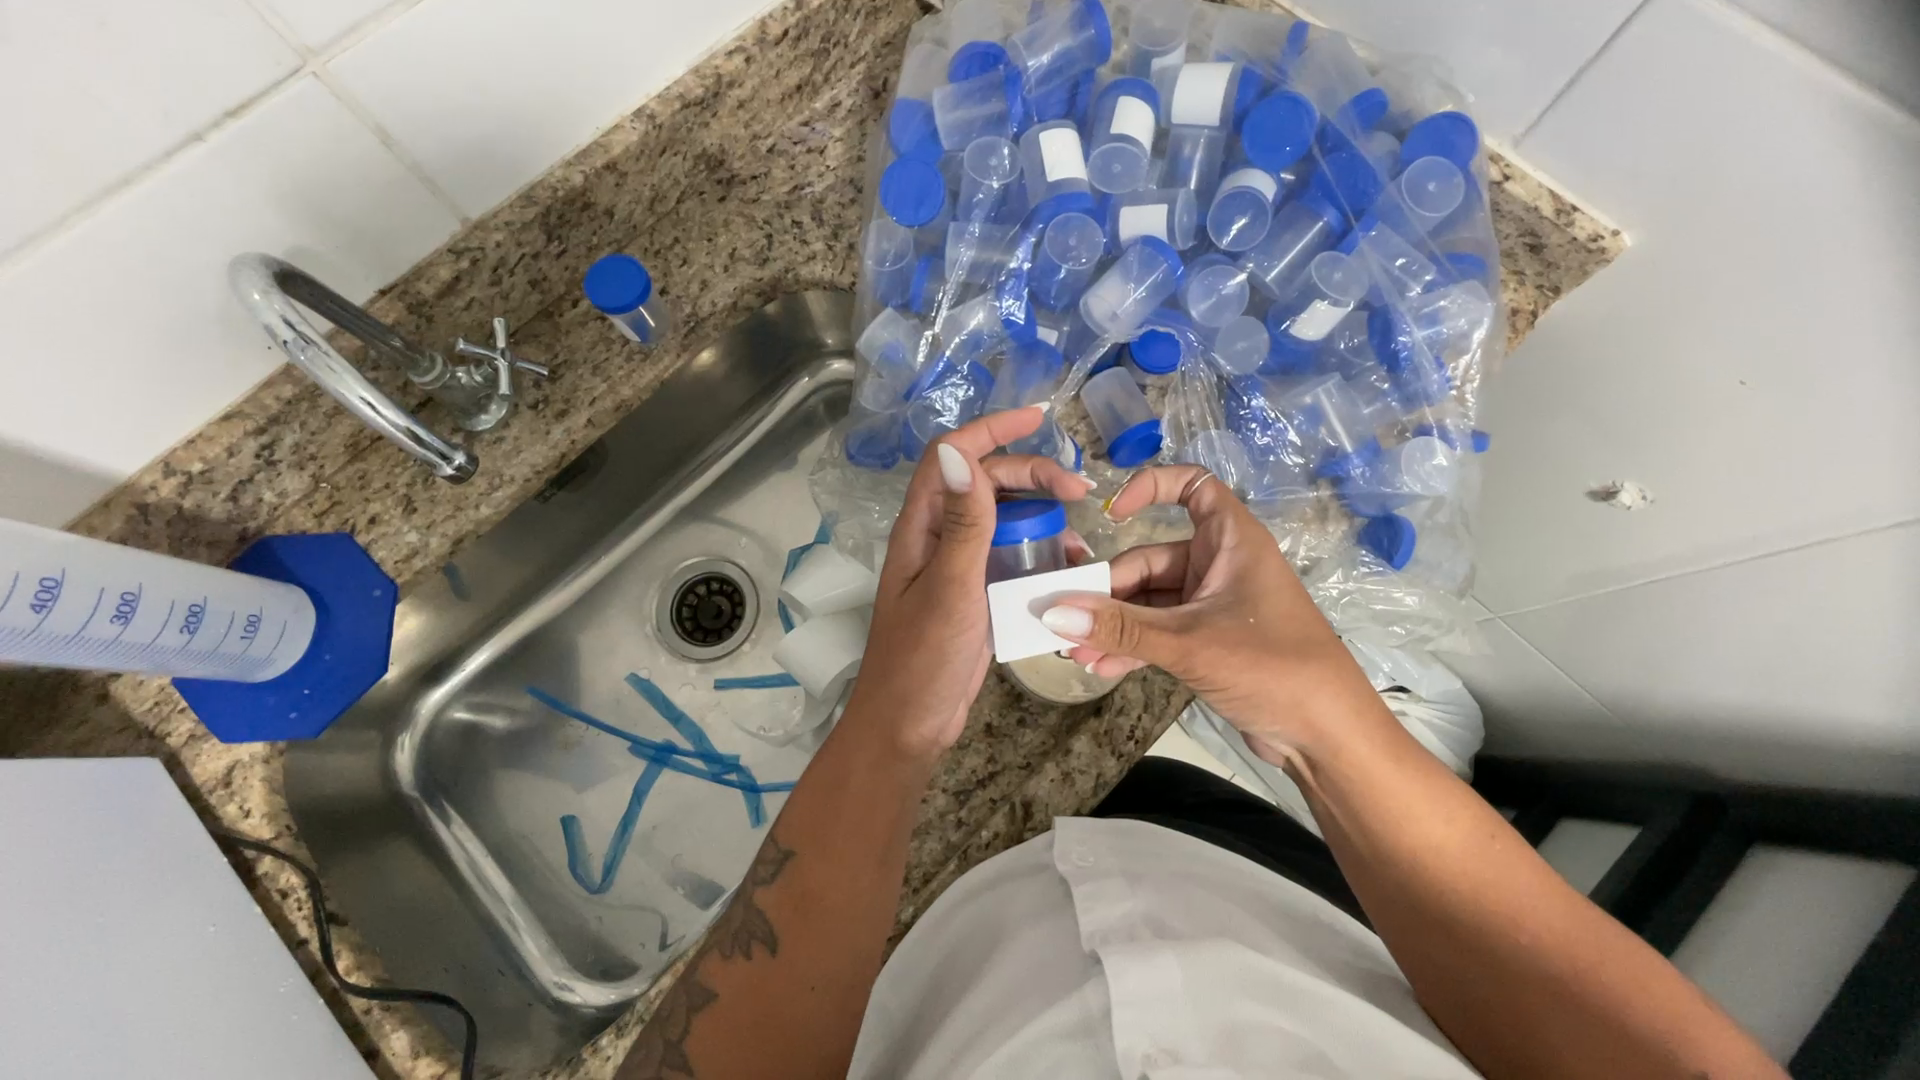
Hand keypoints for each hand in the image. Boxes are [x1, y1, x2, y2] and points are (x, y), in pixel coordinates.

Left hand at [843, 406, 1094, 763]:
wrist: (909, 724)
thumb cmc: (922, 659)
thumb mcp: (950, 587)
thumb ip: (963, 523)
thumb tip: (957, 451)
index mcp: (922, 527)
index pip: (952, 456)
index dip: (991, 430)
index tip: (1039, 418)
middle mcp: (938, 537)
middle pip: (986, 484)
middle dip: (1033, 477)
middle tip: (1081, 494)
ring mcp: (958, 566)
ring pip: (1004, 521)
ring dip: (1043, 517)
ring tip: (1082, 537)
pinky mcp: (976, 594)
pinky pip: (1012, 559)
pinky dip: (1041, 555)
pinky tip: (1069, 569)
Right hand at [1038, 465, 1379, 761]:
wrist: (1328, 737)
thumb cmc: (1271, 666)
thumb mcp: (1187, 643)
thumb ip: (1119, 628)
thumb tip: (1052, 613)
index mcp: (1232, 541)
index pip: (1192, 486)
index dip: (1151, 488)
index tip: (1112, 514)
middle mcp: (1222, 565)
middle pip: (1151, 560)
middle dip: (1109, 593)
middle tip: (1067, 620)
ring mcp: (1215, 606)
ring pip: (1151, 603)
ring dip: (1115, 627)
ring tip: (1075, 654)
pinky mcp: (1211, 643)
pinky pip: (1160, 633)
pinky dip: (1133, 648)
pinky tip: (1101, 669)